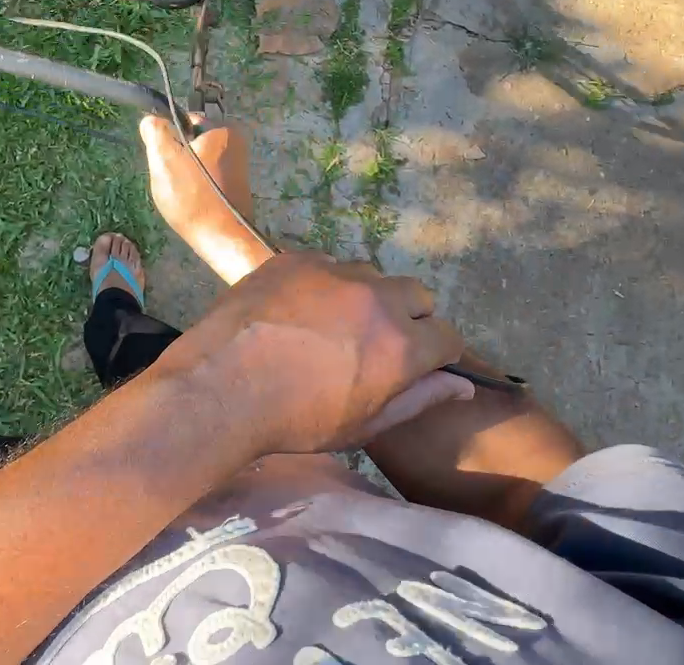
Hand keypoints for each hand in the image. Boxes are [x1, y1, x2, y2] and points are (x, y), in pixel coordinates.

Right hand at [139, 115, 269, 284]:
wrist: (222, 238)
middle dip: (178, 159)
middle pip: (191, 142)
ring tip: (183, 193)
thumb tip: (151, 119)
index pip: (185, 121)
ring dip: (186, 174)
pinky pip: (208, 176)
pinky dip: (198, 186)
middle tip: (173, 181)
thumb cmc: (192, 197)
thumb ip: (155, 133)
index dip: (169, 140)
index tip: (166, 161)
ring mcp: (238, 164)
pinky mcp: (236, 183)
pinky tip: (193, 201)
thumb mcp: (164, 160)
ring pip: (198, 161)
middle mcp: (236, 142)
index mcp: (223, 129)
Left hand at [150, 252, 472, 453]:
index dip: (438, 353)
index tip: (419, 364)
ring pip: (371, 274)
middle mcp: (376, 298)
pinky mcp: (296, 257)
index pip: (448, 336)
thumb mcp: (363, 424)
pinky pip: (328, 263)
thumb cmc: (294, 419)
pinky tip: (300, 308)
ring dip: (366, 295)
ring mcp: (334, 272)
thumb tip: (462, 385)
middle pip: (416, 294)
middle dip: (409, 316)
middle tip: (377, 342)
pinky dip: (326, 282)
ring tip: (334, 323)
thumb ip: (418, 399)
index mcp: (400, 345)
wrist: (221, 385)